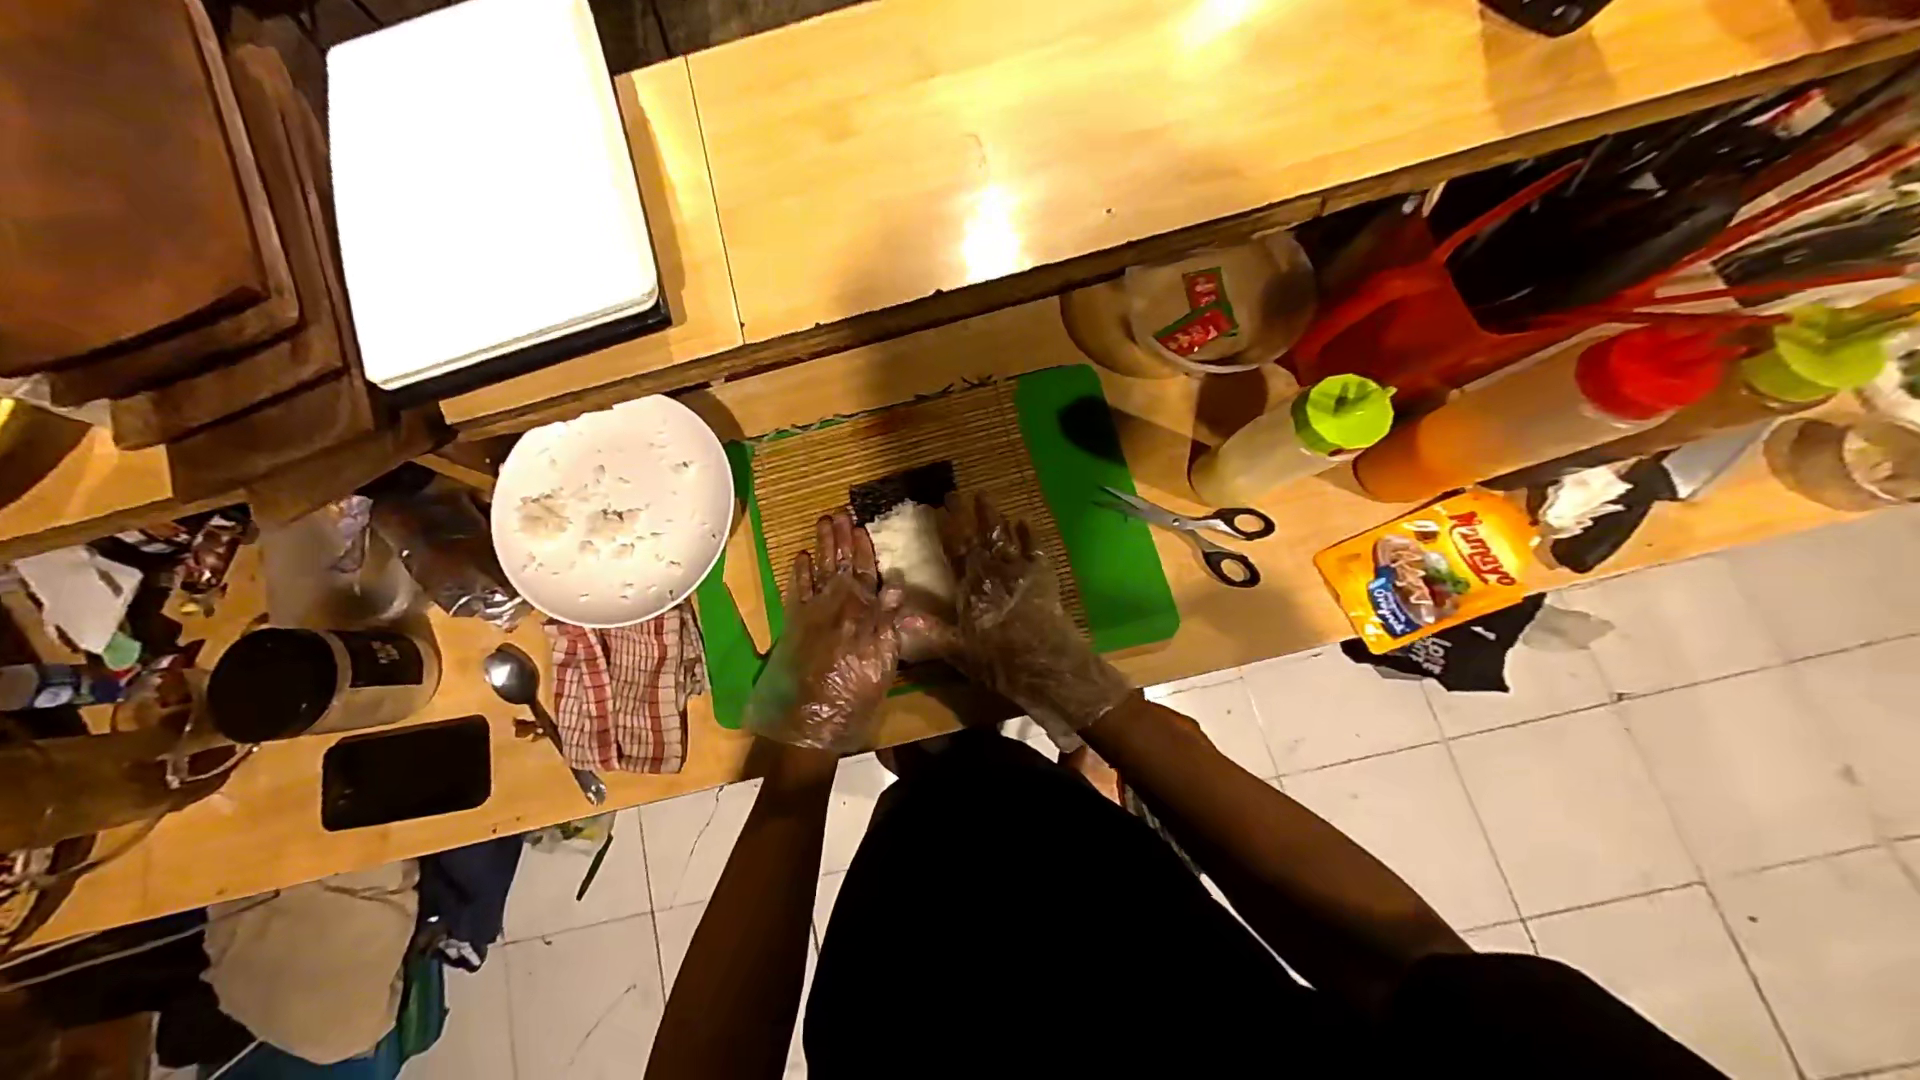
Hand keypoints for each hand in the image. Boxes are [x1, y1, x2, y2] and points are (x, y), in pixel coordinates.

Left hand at [743, 509, 902, 752]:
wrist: (811, 720)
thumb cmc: (855, 694)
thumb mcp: (882, 662)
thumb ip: (887, 623)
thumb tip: (895, 587)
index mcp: (860, 613)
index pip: (864, 573)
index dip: (863, 550)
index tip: (862, 526)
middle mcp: (835, 606)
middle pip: (839, 565)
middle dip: (840, 538)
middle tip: (839, 512)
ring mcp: (812, 613)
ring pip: (817, 570)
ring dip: (820, 546)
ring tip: (822, 522)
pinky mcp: (794, 624)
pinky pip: (796, 591)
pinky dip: (798, 572)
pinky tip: (799, 555)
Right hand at [939, 494, 1132, 736]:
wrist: (1045, 662)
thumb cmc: (998, 659)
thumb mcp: (958, 651)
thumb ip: (931, 632)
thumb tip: (899, 619)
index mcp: (970, 585)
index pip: (954, 548)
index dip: (946, 526)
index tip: (938, 505)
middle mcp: (993, 570)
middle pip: (978, 535)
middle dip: (966, 513)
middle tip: (958, 493)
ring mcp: (1019, 570)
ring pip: (1004, 535)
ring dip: (994, 517)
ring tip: (985, 498)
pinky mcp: (1043, 575)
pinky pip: (1034, 547)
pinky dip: (1028, 534)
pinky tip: (1024, 521)